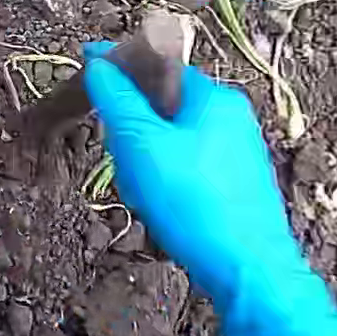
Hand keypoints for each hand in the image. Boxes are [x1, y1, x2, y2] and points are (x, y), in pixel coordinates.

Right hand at [83, 46, 336, 335]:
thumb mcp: (141, 143)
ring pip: (169, 136)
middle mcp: (230, 117)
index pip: (159, 64)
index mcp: (214, 98)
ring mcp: (235, 150)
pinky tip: (156, 201)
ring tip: (139, 187)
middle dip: (132, 126)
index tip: (88, 64)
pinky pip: (185, 162)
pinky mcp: (233, 181)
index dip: (122, 65)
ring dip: (144, 155)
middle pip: (162, 104)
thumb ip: (117, 99)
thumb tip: (99, 65)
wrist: (248, 272)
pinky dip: (162, 173)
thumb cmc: (192, 200)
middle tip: (119, 152)